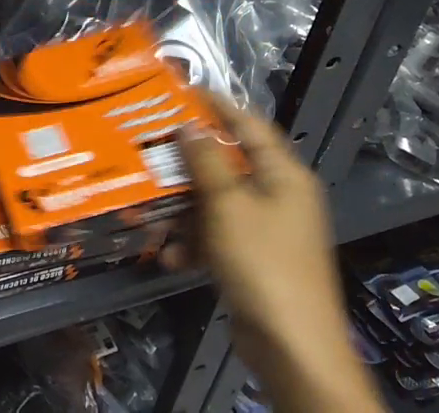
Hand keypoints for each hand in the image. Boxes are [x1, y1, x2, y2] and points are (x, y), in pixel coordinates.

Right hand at [165, 103, 383, 412]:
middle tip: (146, 146)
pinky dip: (192, 243)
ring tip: (146, 211)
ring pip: (214, 202)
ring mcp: (266, 230)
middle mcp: (278, 196)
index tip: (176, 91)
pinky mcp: (252, 259)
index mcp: (284, 175)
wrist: (292, 348)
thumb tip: (188, 123)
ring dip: (181, 209)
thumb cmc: (262, 263)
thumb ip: (206, 160)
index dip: (215, 104)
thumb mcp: (228, 204)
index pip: (248, 124)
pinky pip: (215, 236)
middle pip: (227, 163)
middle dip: (185, 161)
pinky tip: (168, 255)